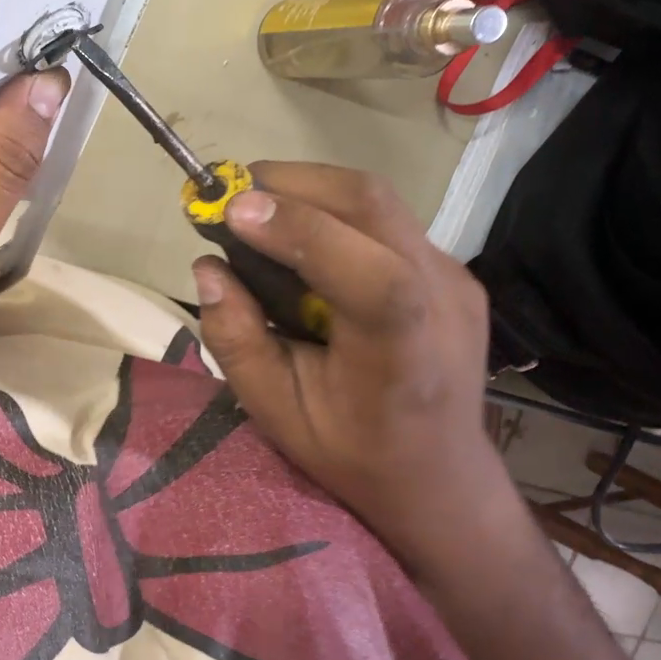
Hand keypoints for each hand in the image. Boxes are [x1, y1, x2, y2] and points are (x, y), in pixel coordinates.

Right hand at [192, 163, 497, 531]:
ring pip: (376, 200)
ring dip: (305, 188)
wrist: (440, 476)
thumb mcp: (275, 411)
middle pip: (371, 205)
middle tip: (225, 194)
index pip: (370, 274)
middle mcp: (442, 300)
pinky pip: (382, 218)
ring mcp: (453, 276)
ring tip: (252, 207)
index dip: (300, 231)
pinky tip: (295, 235)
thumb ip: (237, 339)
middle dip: (289, 183)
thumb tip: (207, 267)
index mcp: (403, 352)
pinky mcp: (447, 267)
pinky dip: (328, 208)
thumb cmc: (351, 451)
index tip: (229, 211)